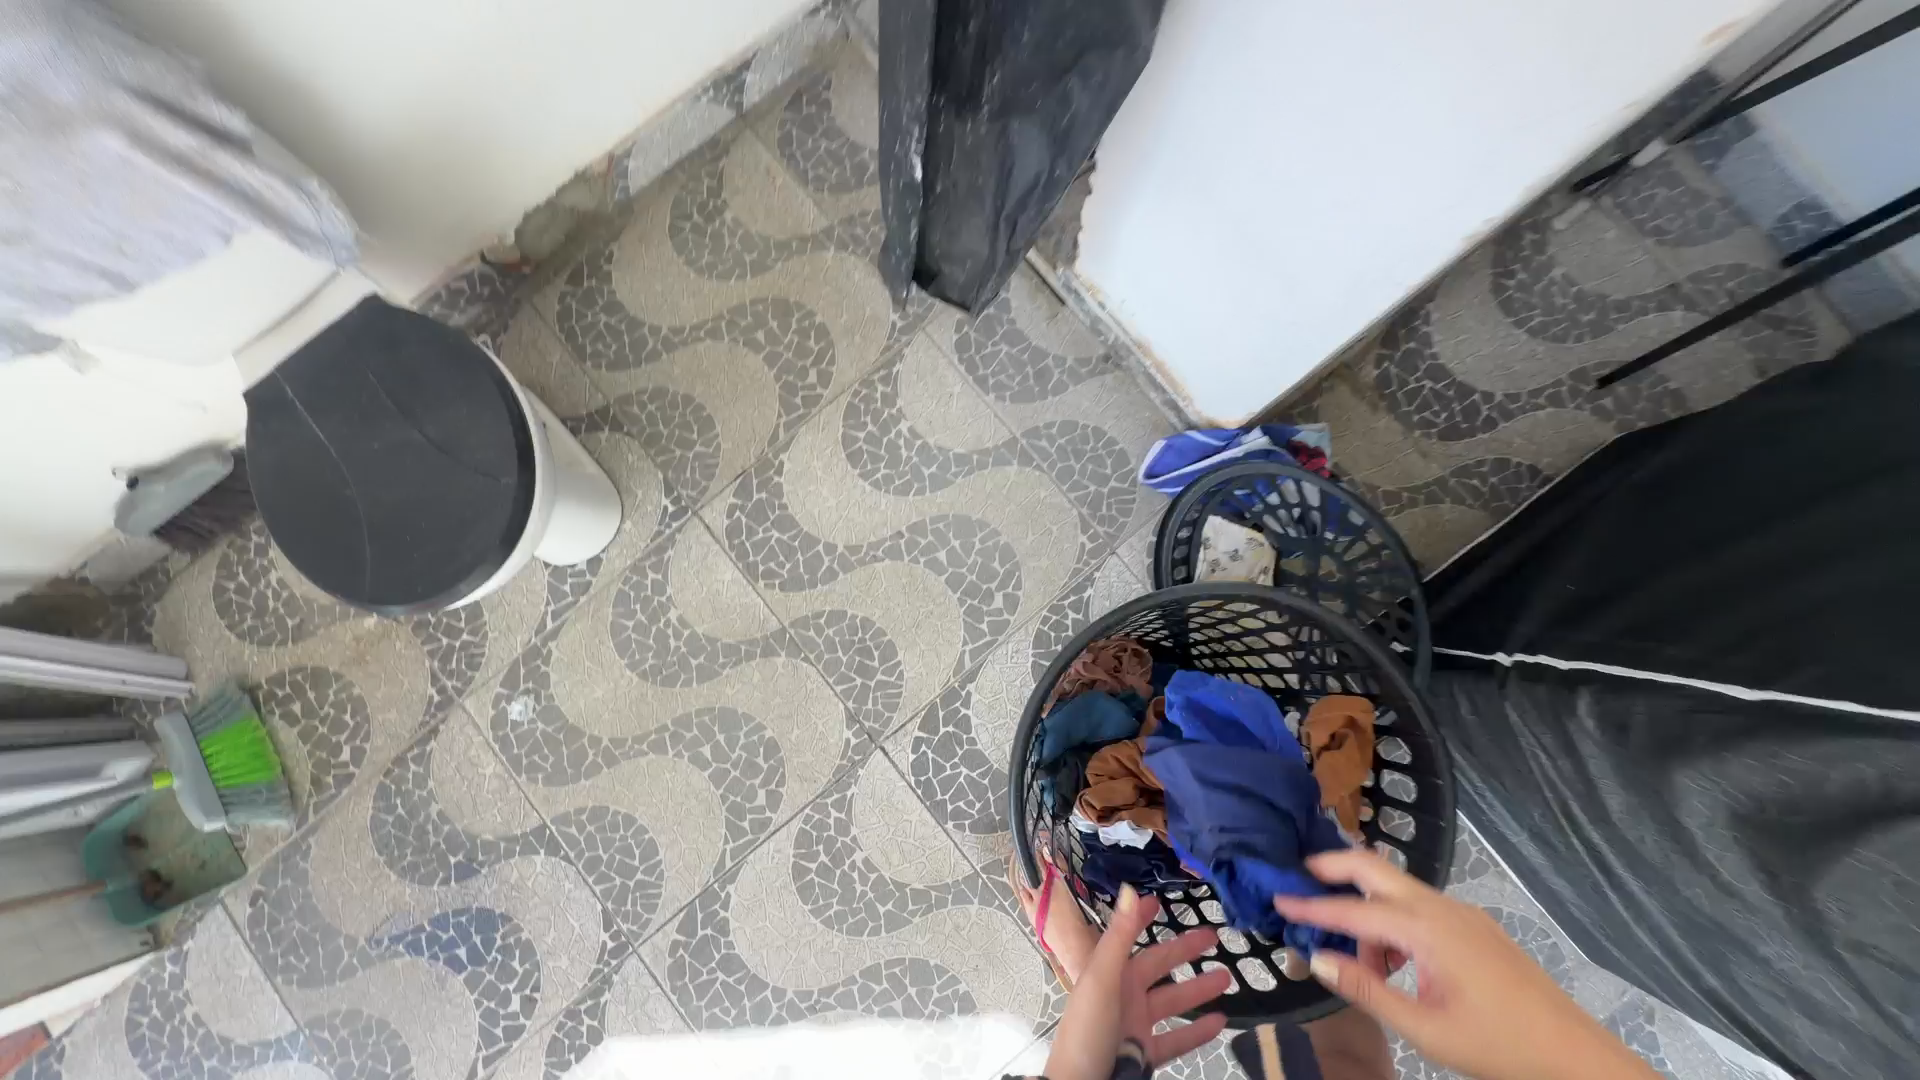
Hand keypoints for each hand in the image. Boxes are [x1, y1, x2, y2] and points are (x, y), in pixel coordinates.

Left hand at [1043, 885, 1231, 1079]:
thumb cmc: (1087, 1028)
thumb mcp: (1103, 978)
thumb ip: (1119, 935)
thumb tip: (1130, 888)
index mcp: (1109, 970)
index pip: (1128, 935)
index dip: (1140, 917)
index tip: (1158, 900)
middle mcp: (1123, 992)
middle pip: (1158, 966)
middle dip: (1183, 950)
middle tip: (1213, 936)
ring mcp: (1135, 1023)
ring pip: (1173, 1001)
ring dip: (1198, 989)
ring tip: (1228, 977)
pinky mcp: (1145, 1053)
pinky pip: (1176, 1039)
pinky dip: (1197, 1031)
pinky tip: (1220, 1023)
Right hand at [1274, 850, 1660, 1079]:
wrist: (1581, 1062)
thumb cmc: (1499, 1048)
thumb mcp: (1424, 1029)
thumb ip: (1366, 989)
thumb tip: (1317, 958)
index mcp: (1424, 929)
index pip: (1351, 911)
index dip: (1310, 907)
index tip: (1276, 898)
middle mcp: (1439, 906)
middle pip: (1372, 866)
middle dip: (1331, 867)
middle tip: (1298, 880)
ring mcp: (1461, 912)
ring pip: (1395, 888)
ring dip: (1366, 907)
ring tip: (1361, 963)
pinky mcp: (1475, 925)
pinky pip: (1419, 906)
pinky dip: (1394, 922)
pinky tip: (1398, 966)